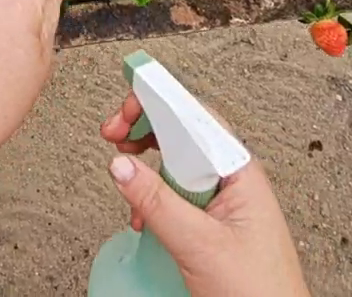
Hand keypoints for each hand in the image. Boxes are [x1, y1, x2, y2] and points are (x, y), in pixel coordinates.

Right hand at [101, 92, 310, 296]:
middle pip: (181, 132)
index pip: (193, 116)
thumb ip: (157, 202)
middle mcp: (231, 179)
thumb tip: (120, 163)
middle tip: (113, 134)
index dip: (155, 105)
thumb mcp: (200, 246)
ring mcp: (222, 202)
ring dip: (145, 162)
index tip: (124, 111)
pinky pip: (176, 194)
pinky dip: (152, 195)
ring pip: (176, 162)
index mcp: (238, 170)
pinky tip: (140, 213)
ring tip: (123, 169)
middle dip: (144, 128)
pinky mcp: (211, 225)